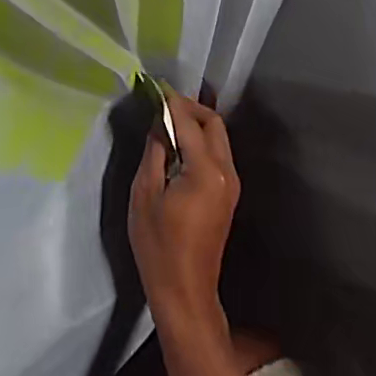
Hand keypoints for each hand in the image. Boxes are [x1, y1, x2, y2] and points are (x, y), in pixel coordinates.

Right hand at [128, 93, 239, 343]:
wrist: (184, 289)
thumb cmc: (158, 244)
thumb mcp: (145, 193)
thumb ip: (155, 152)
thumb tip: (159, 124)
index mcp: (205, 171)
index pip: (190, 122)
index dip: (171, 101)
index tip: (154, 86)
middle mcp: (226, 172)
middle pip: (214, 124)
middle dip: (190, 107)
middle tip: (161, 103)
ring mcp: (231, 184)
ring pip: (218, 138)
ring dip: (196, 123)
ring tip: (165, 120)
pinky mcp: (227, 194)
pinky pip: (217, 154)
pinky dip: (199, 141)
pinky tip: (176, 144)